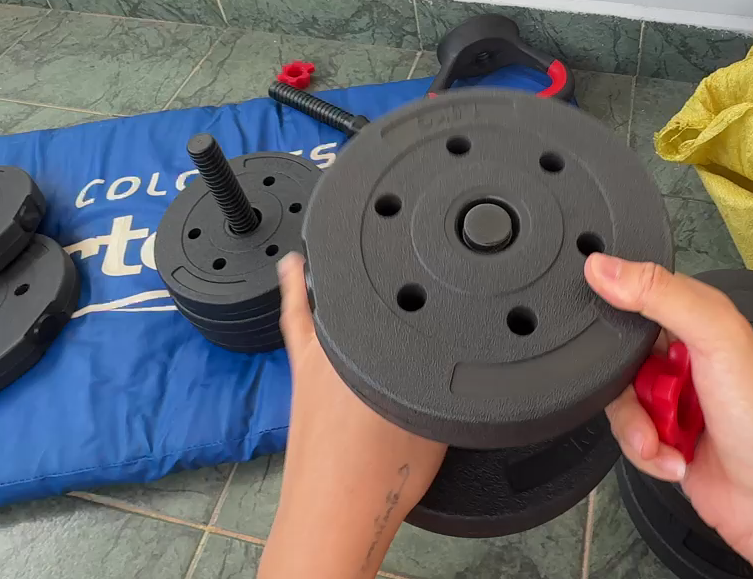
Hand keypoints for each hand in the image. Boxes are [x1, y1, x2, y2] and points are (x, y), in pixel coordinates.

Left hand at [258, 254, 446, 578]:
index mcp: (384, 348)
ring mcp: (320, 352)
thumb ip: (444, 378)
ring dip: (351, 272)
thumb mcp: (437, 420)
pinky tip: (292, 263)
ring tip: (366, 242)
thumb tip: (460, 349)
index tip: (443, 246)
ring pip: (340, 295)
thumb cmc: (384, 476)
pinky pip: (296, 314)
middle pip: (375, 289)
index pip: (411, 292)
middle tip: (408, 239)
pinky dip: (294, 286)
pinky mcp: (300, 366)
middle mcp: (350, 341)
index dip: (430, 270)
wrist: (335, 514)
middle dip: (394, 268)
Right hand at [586, 254, 752, 578]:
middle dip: (621, 380)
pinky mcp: (661, 435)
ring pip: (617, 394)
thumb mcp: (716, 337)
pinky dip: (644, 450)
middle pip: (618, 347)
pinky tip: (672, 459)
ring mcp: (670, 395)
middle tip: (644, 394)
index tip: (593, 313)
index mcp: (696, 314)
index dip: (614, 297)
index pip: (640, 287)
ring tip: (659, 440)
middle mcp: (680, 351)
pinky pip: (625, 434)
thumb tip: (601, 266)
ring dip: (634, 423)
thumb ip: (661, 295)